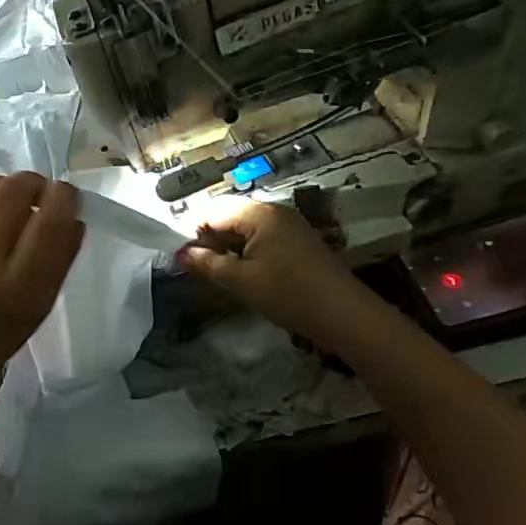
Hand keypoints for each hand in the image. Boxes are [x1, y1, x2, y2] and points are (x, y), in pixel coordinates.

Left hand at [0, 172, 84, 371]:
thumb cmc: (12, 319)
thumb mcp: (49, 294)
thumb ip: (65, 249)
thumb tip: (71, 206)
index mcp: (19, 282)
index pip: (48, 222)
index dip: (64, 197)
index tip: (68, 195)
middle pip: (13, 193)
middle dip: (35, 182)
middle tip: (42, 191)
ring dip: (7, 183)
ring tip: (15, 197)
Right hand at [177, 199, 385, 346]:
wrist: (344, 314)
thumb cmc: (289, 294)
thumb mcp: (242, 281)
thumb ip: (209, 264)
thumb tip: (181, 254)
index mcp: (259, 213)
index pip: (213, 211)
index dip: (194, 232)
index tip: (184, 259)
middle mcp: (275, 210)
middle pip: (231, 215)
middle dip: (212, 239)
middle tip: (200, 268)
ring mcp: (290, 224)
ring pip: (247, 227)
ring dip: (230, 246)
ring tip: (221, 273)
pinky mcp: (299, 240)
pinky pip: (265, 236)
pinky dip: (249, 250)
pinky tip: (246, 273)